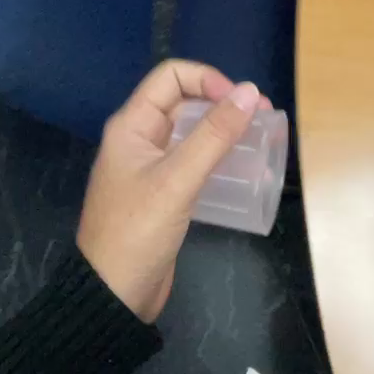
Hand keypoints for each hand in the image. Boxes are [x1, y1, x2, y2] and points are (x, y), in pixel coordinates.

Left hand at [77, 60, 263, 320]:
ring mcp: (152, 165)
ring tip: (259, 138)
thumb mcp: (177, 181)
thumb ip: (213, 136)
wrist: (112, 297)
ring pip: (191, 130)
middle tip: (262, 118)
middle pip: (184, 100)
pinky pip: (194, 159)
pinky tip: (244, 168)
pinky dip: (219, 156)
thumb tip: (250, 93)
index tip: (241, 101)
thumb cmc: (137, 232)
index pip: (171, 77)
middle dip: (222, 102)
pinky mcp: (164, 191)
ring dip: (224, 128)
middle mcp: (140, 138)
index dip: (207, 78)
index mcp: (132, 125)